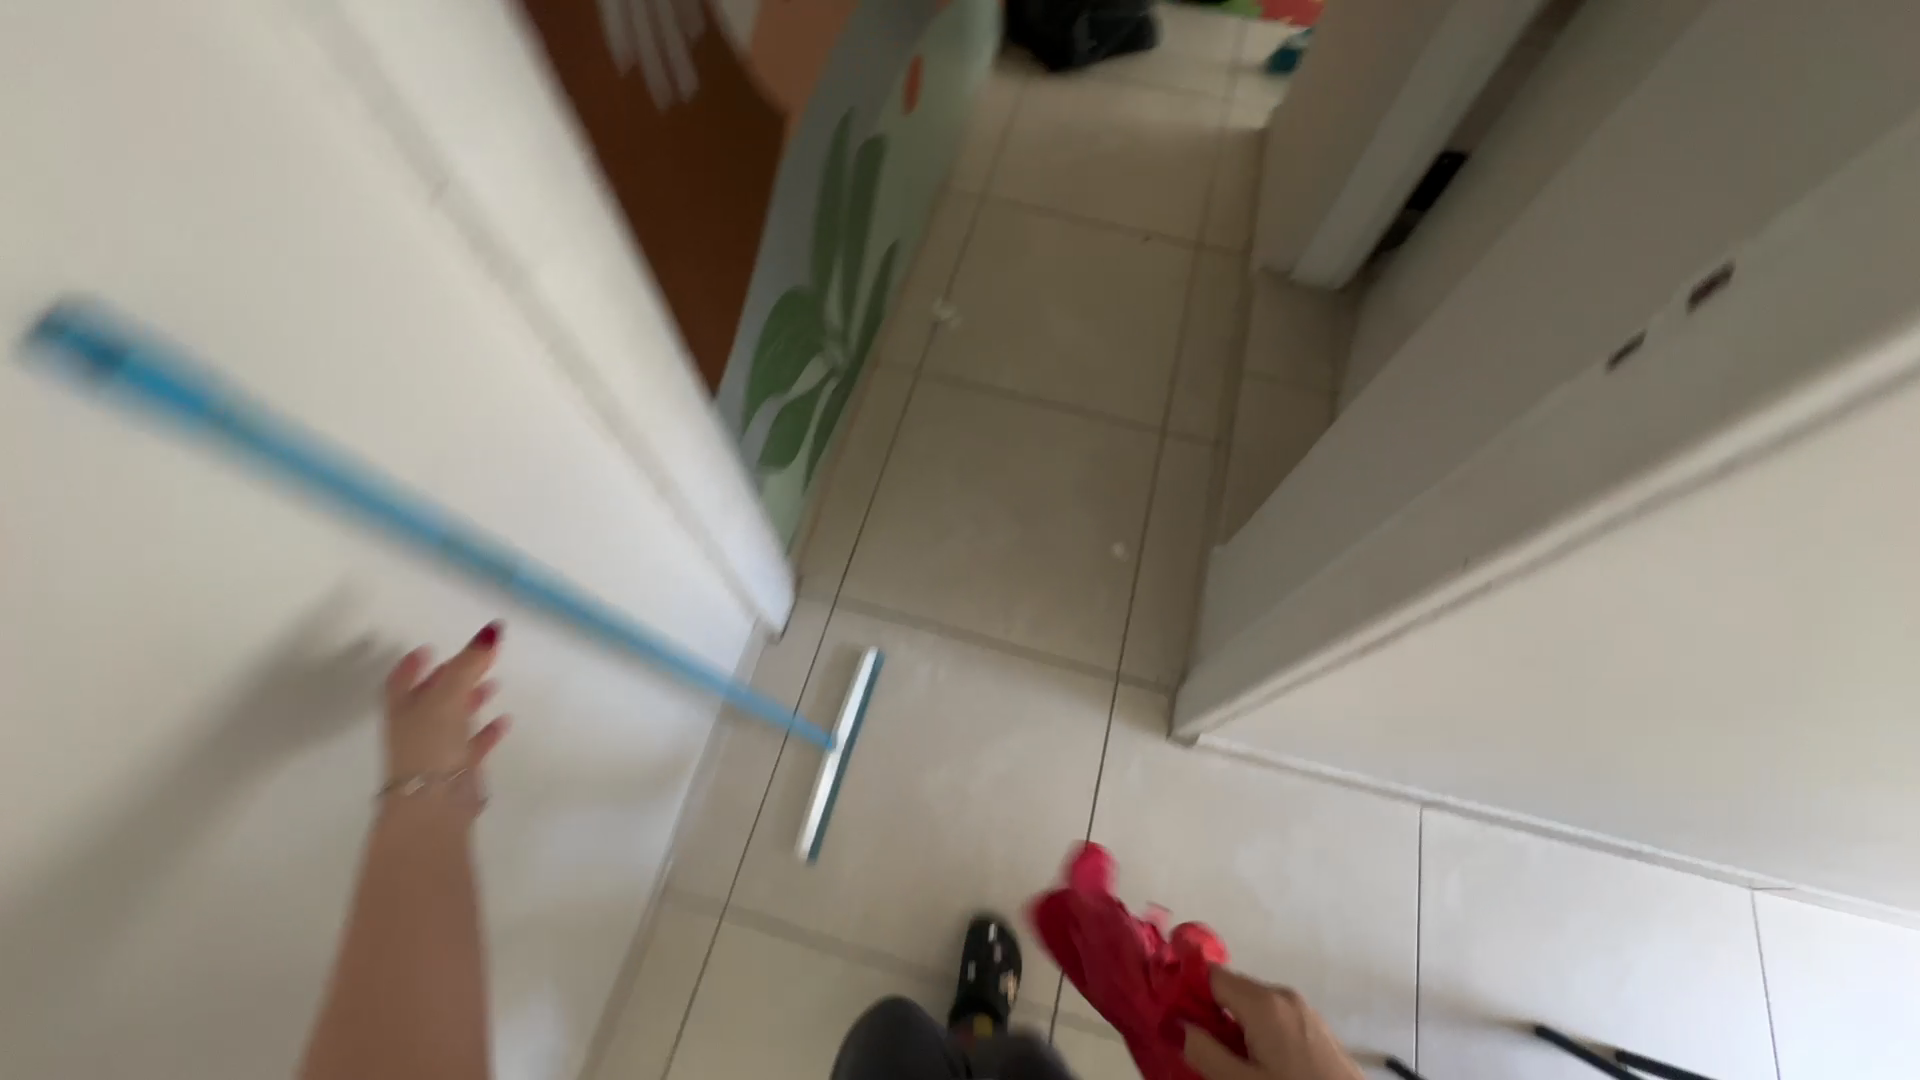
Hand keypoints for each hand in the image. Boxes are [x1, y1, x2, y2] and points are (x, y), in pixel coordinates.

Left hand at [381, 622, 510, 783]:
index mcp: (404, 709)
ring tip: (494, 683)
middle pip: (431, 696)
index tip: (427, 648)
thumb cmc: (431, 744)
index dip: (412, 664)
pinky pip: (474, 742)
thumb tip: (493, 629)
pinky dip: (488, 730)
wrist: (433, 803)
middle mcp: (416, 727)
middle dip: (451, 677)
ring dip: (471, 700)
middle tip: (474, 659)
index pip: (402, 680)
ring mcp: (436, 748)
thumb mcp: (448, 696)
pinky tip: (504, 720)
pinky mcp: (458, 768)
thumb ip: (470, 663)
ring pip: (453, 718)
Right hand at [1185, 967, 1364, 1079]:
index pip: (1209, 973)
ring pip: (1253, 1009)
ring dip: (1235, 1030)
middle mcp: (1283, 995)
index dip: (1186, 991)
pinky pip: (1275, 1022)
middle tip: (1202, 1052)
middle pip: (1231, 991)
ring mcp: (1305, 1013)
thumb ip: (1203, 1051)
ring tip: (1233, 1067)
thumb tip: (1176, 1023)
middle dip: (1211, 1016)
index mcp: (1263, 1001)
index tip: (1172, 1016)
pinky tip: (1262, 1069)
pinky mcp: (1318, 1032)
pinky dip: (1259, 1038)